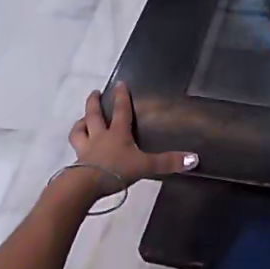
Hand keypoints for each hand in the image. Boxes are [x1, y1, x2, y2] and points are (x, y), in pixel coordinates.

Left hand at [64, 83, 198, 197]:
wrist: (86, 185)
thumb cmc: (116, 170)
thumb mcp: (145, 166)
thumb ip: (167, 162)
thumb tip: (194, 158)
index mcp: (117, 133)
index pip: (120, 110)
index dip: (121, 96)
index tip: (120, 83)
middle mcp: (99, 136)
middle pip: (94, 115)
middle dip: (94, 102)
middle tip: (94, 92)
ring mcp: (85, 149)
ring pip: (79, 131)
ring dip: (80, 123)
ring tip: (82, 120)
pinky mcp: (77, 163)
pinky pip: (75, 150)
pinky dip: (76, 147)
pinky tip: (77, 151)